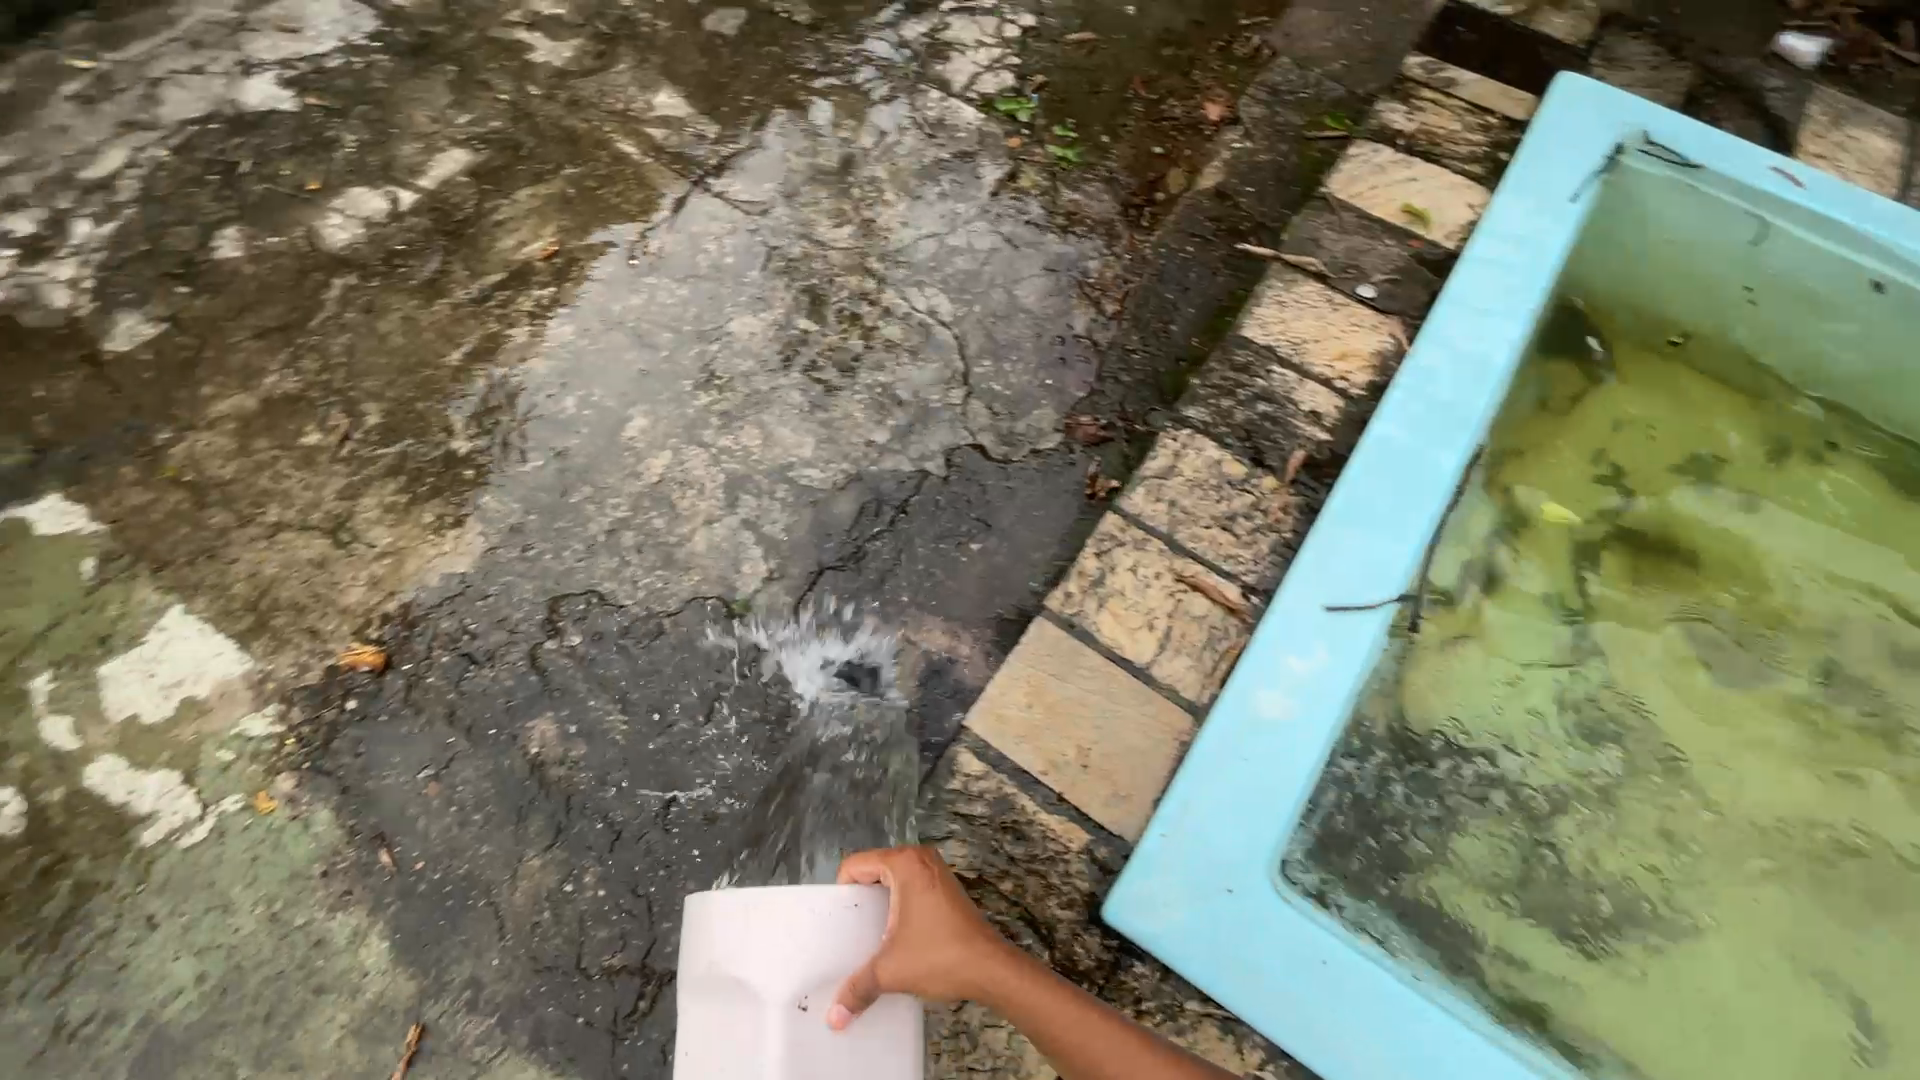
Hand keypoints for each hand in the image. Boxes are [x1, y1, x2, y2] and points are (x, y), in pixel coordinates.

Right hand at [827, 845, 1012, 1030]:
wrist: (990, 967)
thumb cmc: (940, 956)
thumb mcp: (891, 971)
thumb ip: (858, 988)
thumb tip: (833, 1018)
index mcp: (904, 864)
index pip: (856, 864)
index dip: (841, 891)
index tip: (837, 921)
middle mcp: (920, 858)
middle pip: (873, 869)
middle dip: (860, 898)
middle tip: (848, 930)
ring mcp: (936, 870)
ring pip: (893, 878)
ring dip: (879, 902)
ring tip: (868, 935)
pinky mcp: (946, 886)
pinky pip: (910, 886)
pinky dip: (898, 904)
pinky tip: (893, 933)